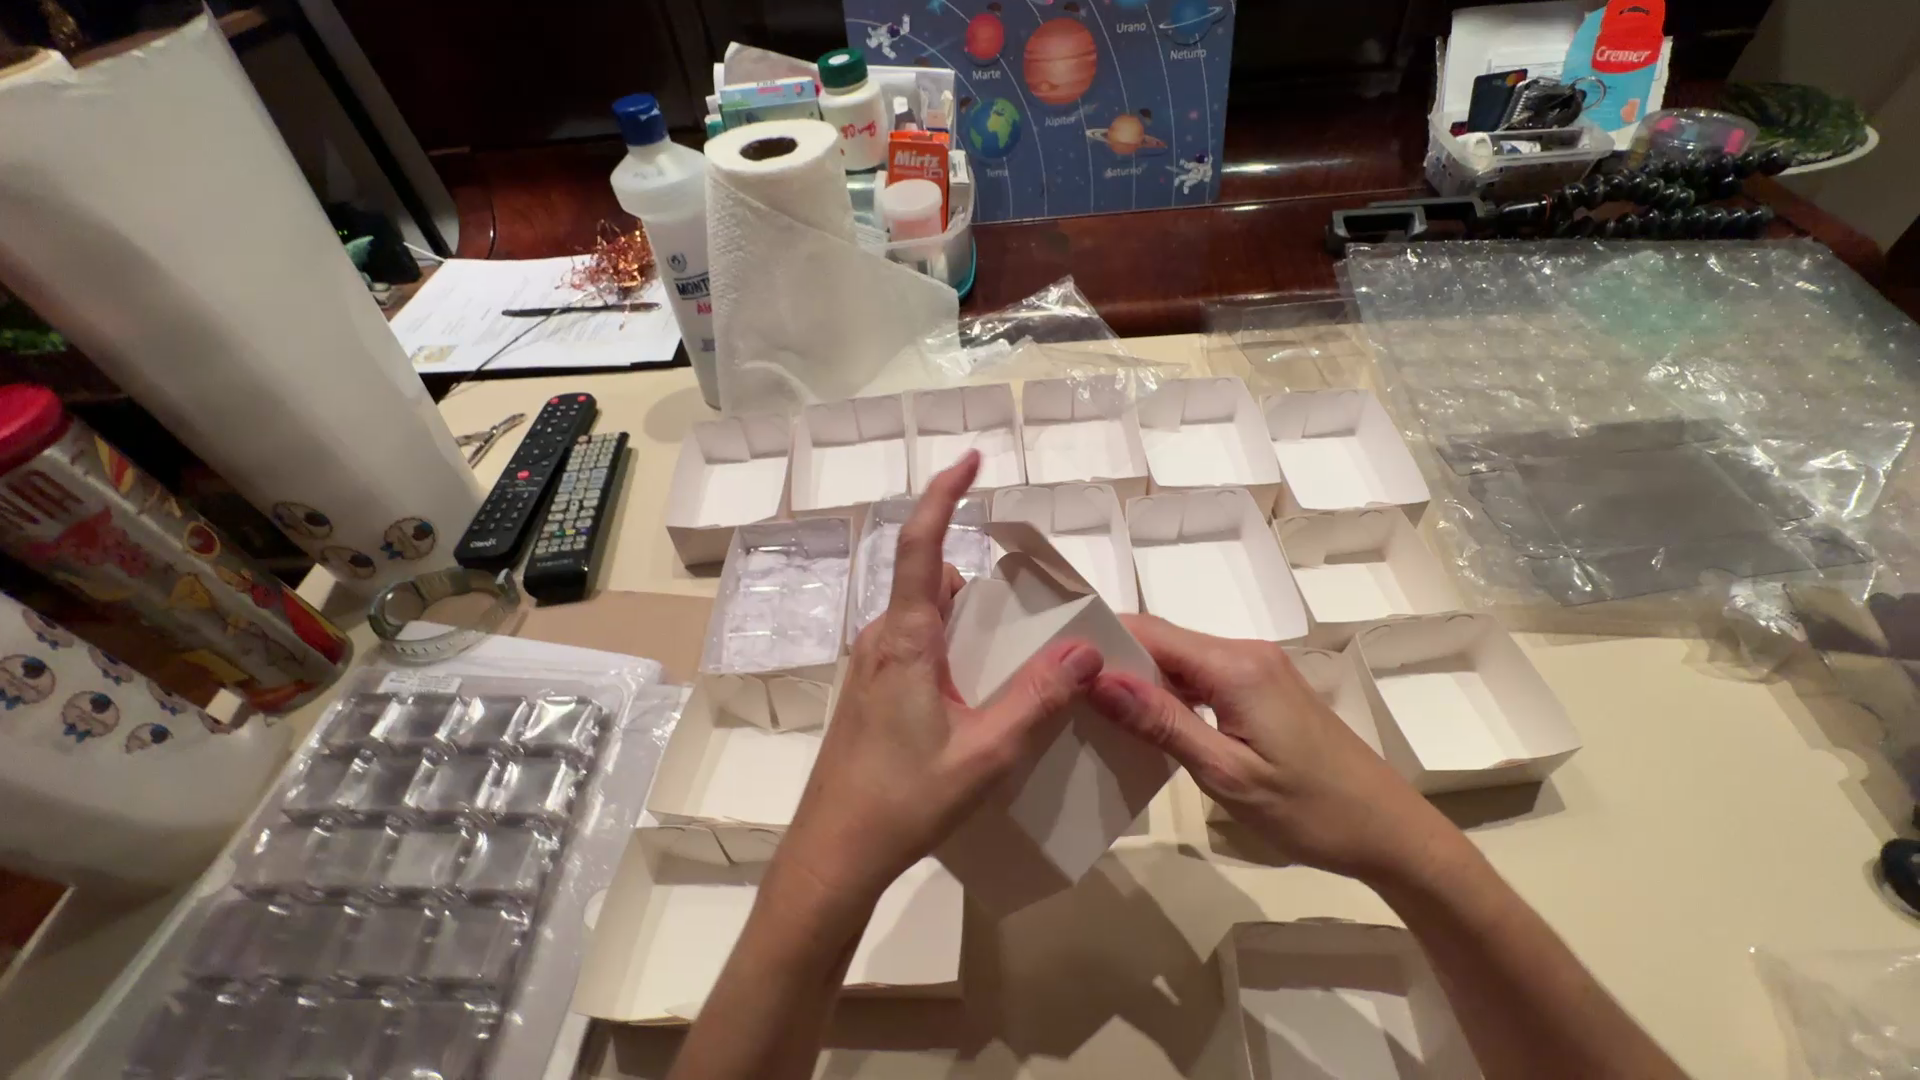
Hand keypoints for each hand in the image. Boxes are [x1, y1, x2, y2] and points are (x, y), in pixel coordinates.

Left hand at [777, 451, 1105, 902]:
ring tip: (1016, 651)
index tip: (970, 457)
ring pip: (923, 615)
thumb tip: (1087, 651)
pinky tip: (980, 690)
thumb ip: (1038, 700)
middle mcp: (882, 640)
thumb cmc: (904, 800)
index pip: (919, 545)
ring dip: (966, 617)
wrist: (834, 852)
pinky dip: (951, 644)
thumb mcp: (986, 754)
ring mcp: (870, 666)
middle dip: (978, 576)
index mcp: (905, 640)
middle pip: (929, 579)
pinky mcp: (870, 691)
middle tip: (1032, 604)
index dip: (944, 494)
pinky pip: (916, 644)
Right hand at [1086, 615, 1453, 883]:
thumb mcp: (1227, 775)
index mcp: (1235, 665)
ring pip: (1180, 659)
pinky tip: (1145, 721)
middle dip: (1114, 659)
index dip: (1102, 640)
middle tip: (1065, 691)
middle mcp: (1244, 652)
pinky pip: (1201, 677)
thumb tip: (1100, 678)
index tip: (1056, 663)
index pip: (1150, 631)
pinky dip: (1168, 693)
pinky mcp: (1262, 687)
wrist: (1390, 832)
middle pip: (1163, 640)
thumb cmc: (1309, 810)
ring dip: (1139, 678)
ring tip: (1092, 708)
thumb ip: (1163, 723)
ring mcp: (1256, 668)